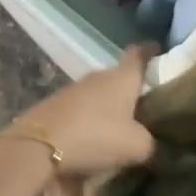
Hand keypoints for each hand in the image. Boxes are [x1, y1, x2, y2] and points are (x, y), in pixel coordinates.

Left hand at [9, 43, 155, 175]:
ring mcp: (74, 89)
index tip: (158, 49)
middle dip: (129, 90)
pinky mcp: (55, 107)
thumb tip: (152, 146)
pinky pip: (80, 111)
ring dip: (107, 109)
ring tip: (117, 130)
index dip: (150, 50)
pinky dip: (88, 122)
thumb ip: (150, 145)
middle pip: (118, 77)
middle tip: (143, 108)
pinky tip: (90, 142)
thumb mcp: (135, 146)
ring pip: (98, 95)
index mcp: (122, 77)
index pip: (139, 54)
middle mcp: (98, 76)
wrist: (37, 146)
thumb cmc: (95, 135)